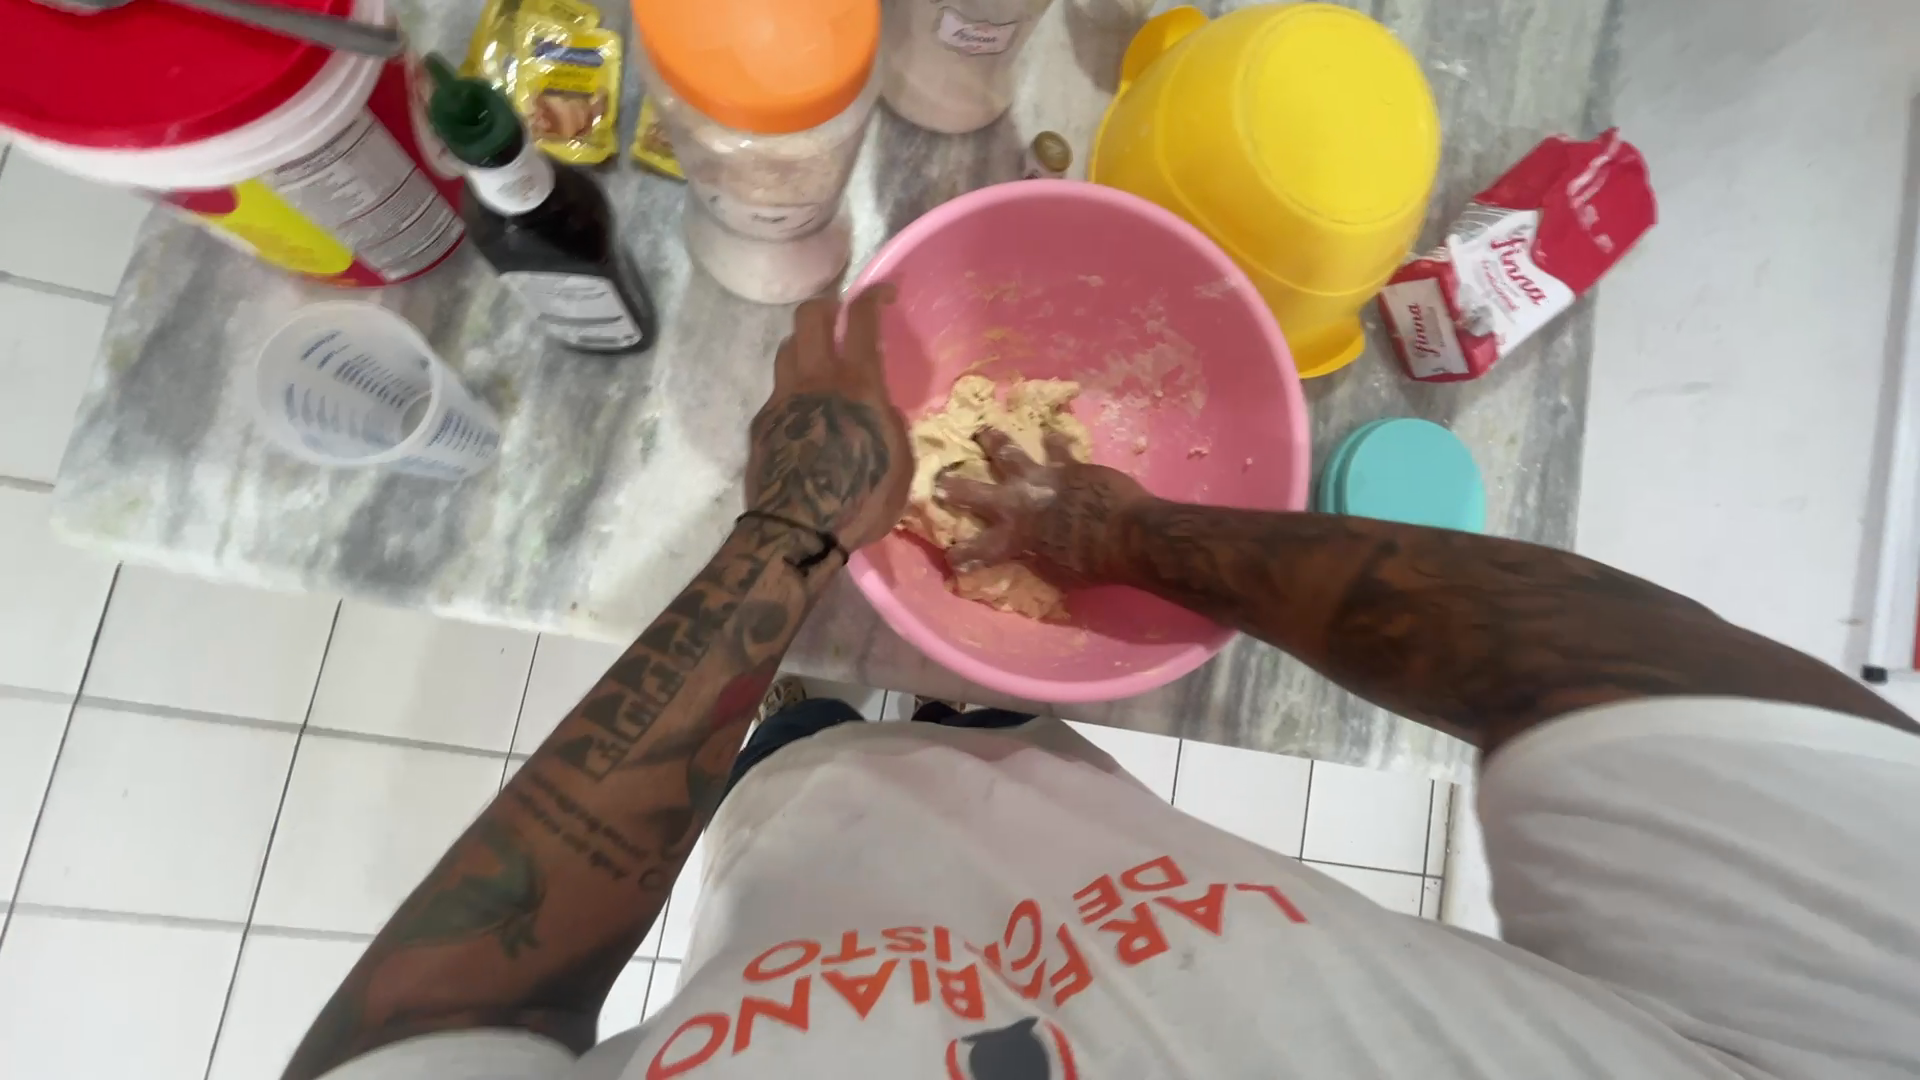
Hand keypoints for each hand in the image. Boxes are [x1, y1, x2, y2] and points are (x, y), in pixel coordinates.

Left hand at [746, 287, 911, 551]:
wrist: (796, 531)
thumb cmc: (860, 501)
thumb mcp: (899, 464)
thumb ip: (889, 423)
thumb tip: (877, 408)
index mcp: (857, 385)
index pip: (861, 319)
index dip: (873, 296)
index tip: (883, 293)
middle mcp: (816, 379)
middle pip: (810, 315)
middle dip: (828, 306)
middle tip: (841, 318)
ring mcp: (782, 398)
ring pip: (788, 347)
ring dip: (806, 344)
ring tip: (821, 363)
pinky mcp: (762, 422)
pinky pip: (778, 389)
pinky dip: (793, 389)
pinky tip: (805, 415)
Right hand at [935, 428, 1148, 584]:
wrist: (1126, 534)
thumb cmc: (1093, 564)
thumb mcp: (1056, 574)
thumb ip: (1035, 560)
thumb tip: (1027, 556)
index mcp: (1014, 538)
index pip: (979, 550)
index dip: (962, 555)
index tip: (951, 558)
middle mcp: (1019, 505)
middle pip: (977, 494)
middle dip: (955, 488)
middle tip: (939, 480)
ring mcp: (1041, 480)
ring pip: (1010, 456)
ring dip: (995, 442)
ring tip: (984, 430)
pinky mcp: (1068, 466)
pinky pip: (1059, 448)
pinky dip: (1055, 440)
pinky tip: (1051, 429)